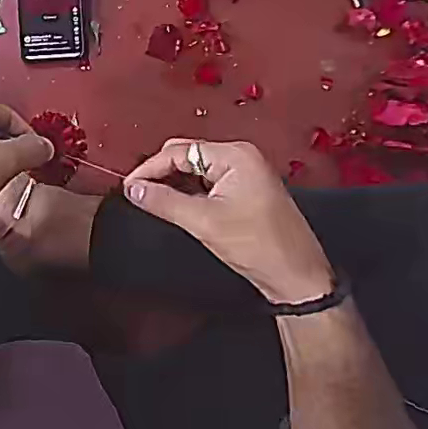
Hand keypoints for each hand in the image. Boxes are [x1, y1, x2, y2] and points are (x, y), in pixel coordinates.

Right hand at [124, 139, 334, 303]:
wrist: (298, 277)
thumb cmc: (259, 246)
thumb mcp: (205, 223)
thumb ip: (165, 201)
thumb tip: (134, 189)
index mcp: (235, 155)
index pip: (179, 151)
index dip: (150, 168)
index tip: (129, 187)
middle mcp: (241, 156)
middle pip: (186, 155)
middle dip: (160, 172)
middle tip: (137, 193)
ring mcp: (245, 171)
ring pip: (196, 169)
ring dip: (174, 182)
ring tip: (152, 200)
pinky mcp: (245, 188)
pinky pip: (208, 181)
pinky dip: (189, 191)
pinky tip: (176, 205)